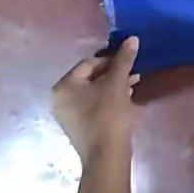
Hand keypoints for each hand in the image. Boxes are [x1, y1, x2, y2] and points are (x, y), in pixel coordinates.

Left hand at [51, 36, 141, 164]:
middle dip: (114, 74)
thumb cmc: (108, 114)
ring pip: (93, 92)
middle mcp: (60, 98)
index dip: (112, 60)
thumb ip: (124, 60)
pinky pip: (92, 105)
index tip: (130, 62)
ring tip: (132, 86)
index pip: (90, 63)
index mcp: (64, 85)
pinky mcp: (77, 126)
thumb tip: (132, 38)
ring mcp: (67, 114)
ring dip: (113, 86)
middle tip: (133, 74)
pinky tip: (124, 101)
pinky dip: (107, 100)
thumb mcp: (117, 83)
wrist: (106, 154)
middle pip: (90, 77)